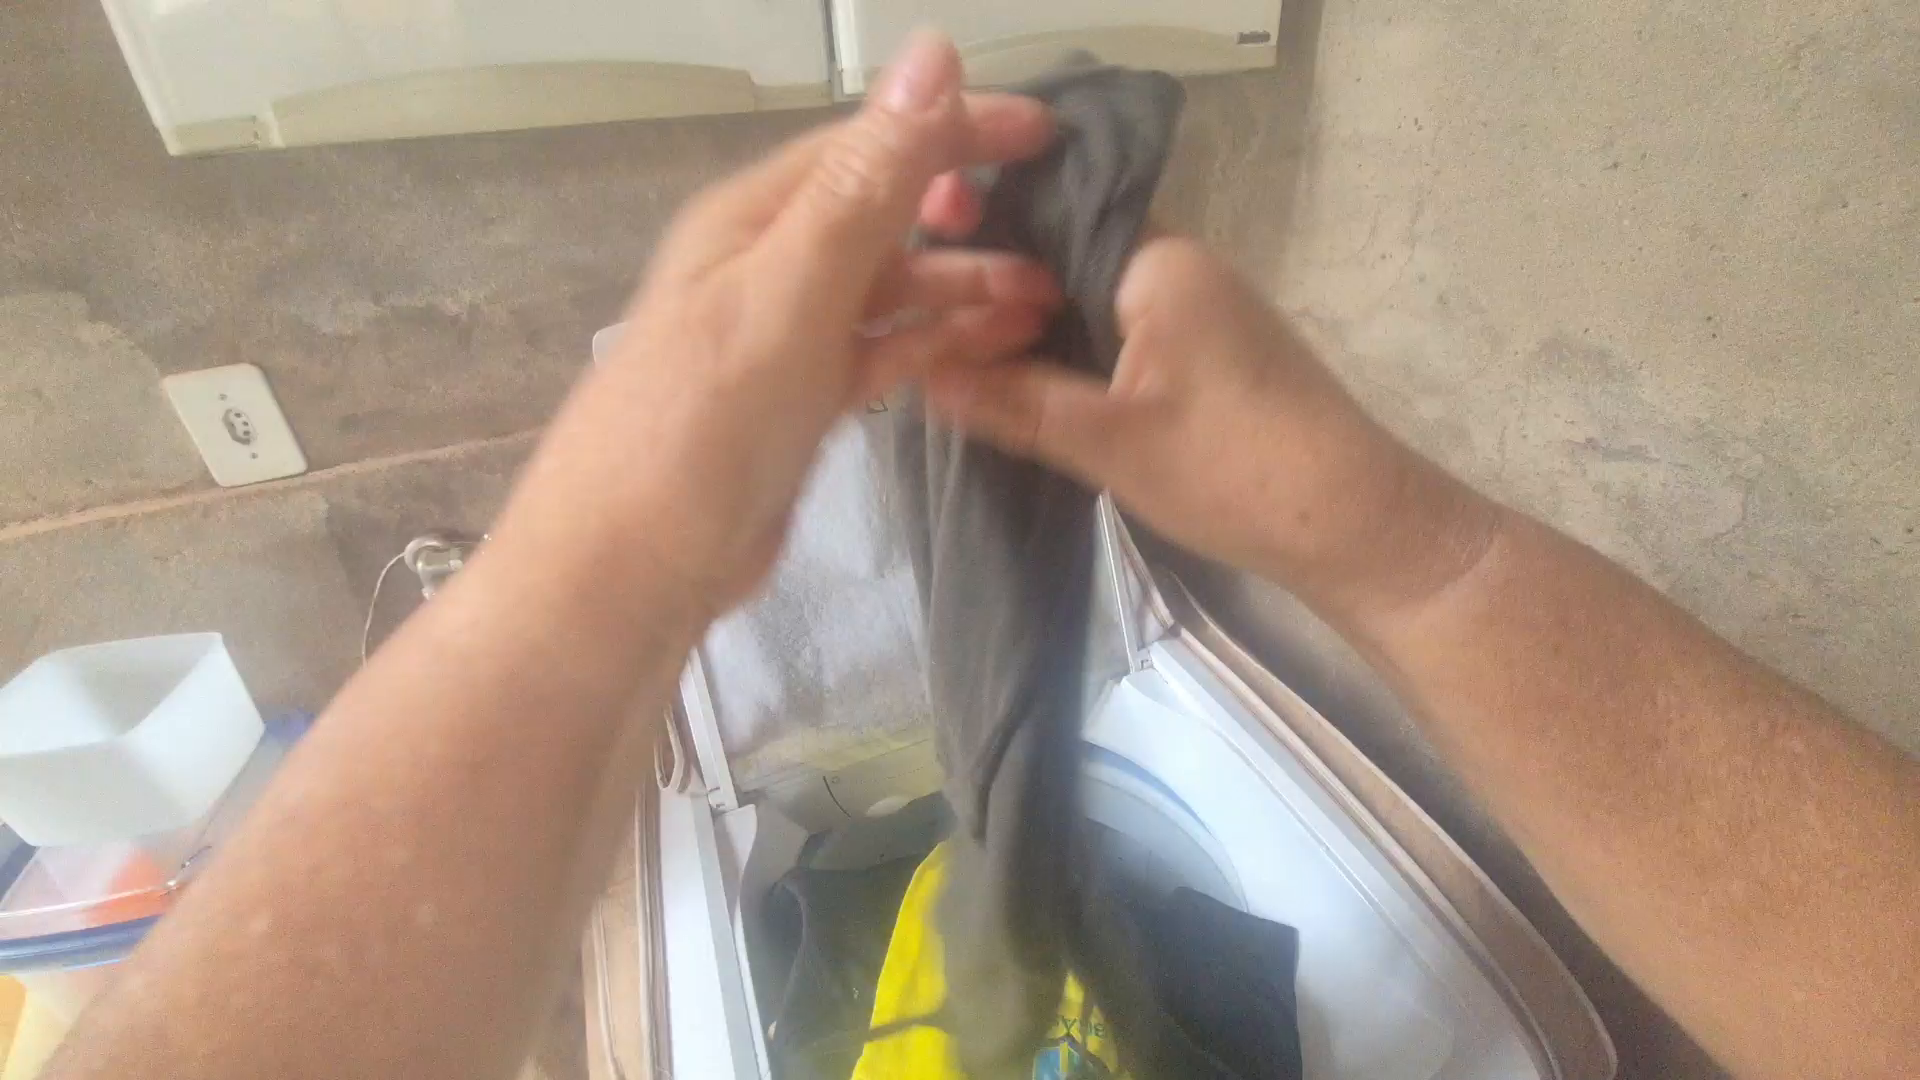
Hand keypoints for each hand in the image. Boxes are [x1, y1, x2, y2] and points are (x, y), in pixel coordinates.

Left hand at [500, 32, 1059, 618]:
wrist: (642, 560)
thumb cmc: (707, 422)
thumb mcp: (790, 291)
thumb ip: (863, 186)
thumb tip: (932, 54)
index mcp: (758, 219)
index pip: (870, 146)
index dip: (955, 128)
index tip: (1043, 133)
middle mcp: (774, 266)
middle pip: (886, 219)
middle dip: (967, 219)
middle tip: (1045, 234)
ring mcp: (792, 339)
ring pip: (891, 294)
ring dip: (962, 289)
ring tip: (1040, 299)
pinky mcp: (807, 400)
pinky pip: (883, 353)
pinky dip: (934, 344)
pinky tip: (987, 346)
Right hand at [926, 235, 1497, 615]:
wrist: (1351, 524)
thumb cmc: (1229, 469)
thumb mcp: (1105, 439)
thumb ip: (1014, 401)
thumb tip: (923, 375)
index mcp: (1157, 260)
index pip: (1046, 229)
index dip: (983, 268)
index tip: (925, 310)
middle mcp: (1181, 267)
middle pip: (1067, 271)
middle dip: (1006, 312)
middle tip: (937, 351)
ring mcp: (1200, 311)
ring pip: (1093, 311)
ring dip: (1042, 343)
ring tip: (972, 375)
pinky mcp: (1209, 355)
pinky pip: (1124, 341)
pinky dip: (1080, 364)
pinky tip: (1040, 395)